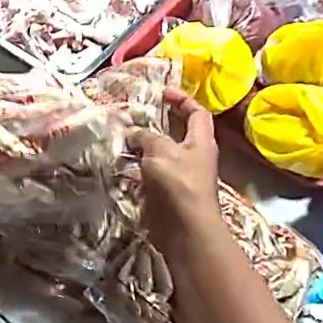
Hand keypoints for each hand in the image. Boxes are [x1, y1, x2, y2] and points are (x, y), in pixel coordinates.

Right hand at [137, 87, 219, 239]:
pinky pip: (152, 172)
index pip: (197, 112)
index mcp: (201, 140)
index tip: (162, 92)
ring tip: (123, 135)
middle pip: (178, 132)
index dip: (182, 99)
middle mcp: (194, 156)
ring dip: (144, 145)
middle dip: (158, 121)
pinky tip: (122, 162)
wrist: (185, 230)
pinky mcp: (168, 193)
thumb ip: (146, 136)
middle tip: (136, 113)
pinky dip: (138, 166)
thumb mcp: (160, 151)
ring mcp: (181, 175)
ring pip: (162, 153)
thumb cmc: (179, 184)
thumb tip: (133, 131)